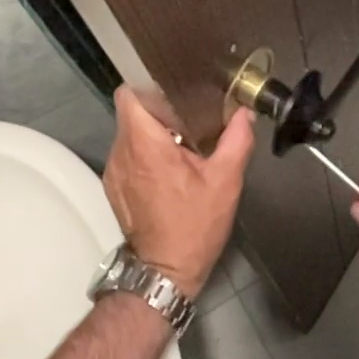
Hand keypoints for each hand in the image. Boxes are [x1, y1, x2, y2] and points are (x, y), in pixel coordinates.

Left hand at [102, 87, 255, 296]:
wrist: (165, 273)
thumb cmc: (194, 225)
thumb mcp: (225, 181)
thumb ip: (236, 140)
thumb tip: (244, 112)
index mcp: (144, 143)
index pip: (130, 94)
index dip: (149, 84)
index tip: (174, 89)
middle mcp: (121, 151)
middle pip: (132, 112)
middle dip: (159, 110)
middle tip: (189, 117)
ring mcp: (114, 170)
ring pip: (130, 133)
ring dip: (153, 133)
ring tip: (182, 144)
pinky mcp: (114, 186)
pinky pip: (128, 155)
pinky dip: (145, 153)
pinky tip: (168, 168)